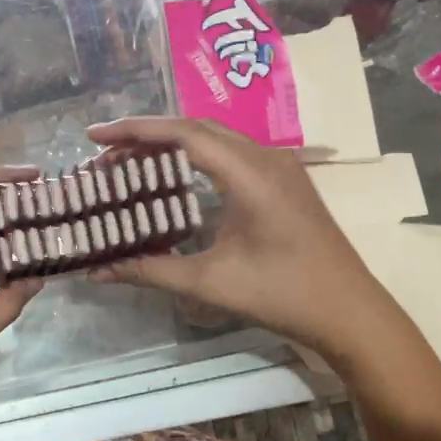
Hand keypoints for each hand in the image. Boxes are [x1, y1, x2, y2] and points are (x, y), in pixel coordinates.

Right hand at [86, 117, 407, 363]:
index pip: (184, 134)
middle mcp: (266, 159)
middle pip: (196, 129)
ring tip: (126, 163)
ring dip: (168, 145)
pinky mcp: (282, 183)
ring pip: (213, 139)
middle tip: (102, 156)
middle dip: (145, 136)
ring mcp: (278, 168)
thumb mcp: (208, 283)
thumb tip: (95, 271)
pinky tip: (169, 177)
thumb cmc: (282, 294)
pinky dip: (191, 157)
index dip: (135, 130)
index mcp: (250, 174)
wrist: (348, 312)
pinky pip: (228, 154)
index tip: (93, 137)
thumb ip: (148, 270)